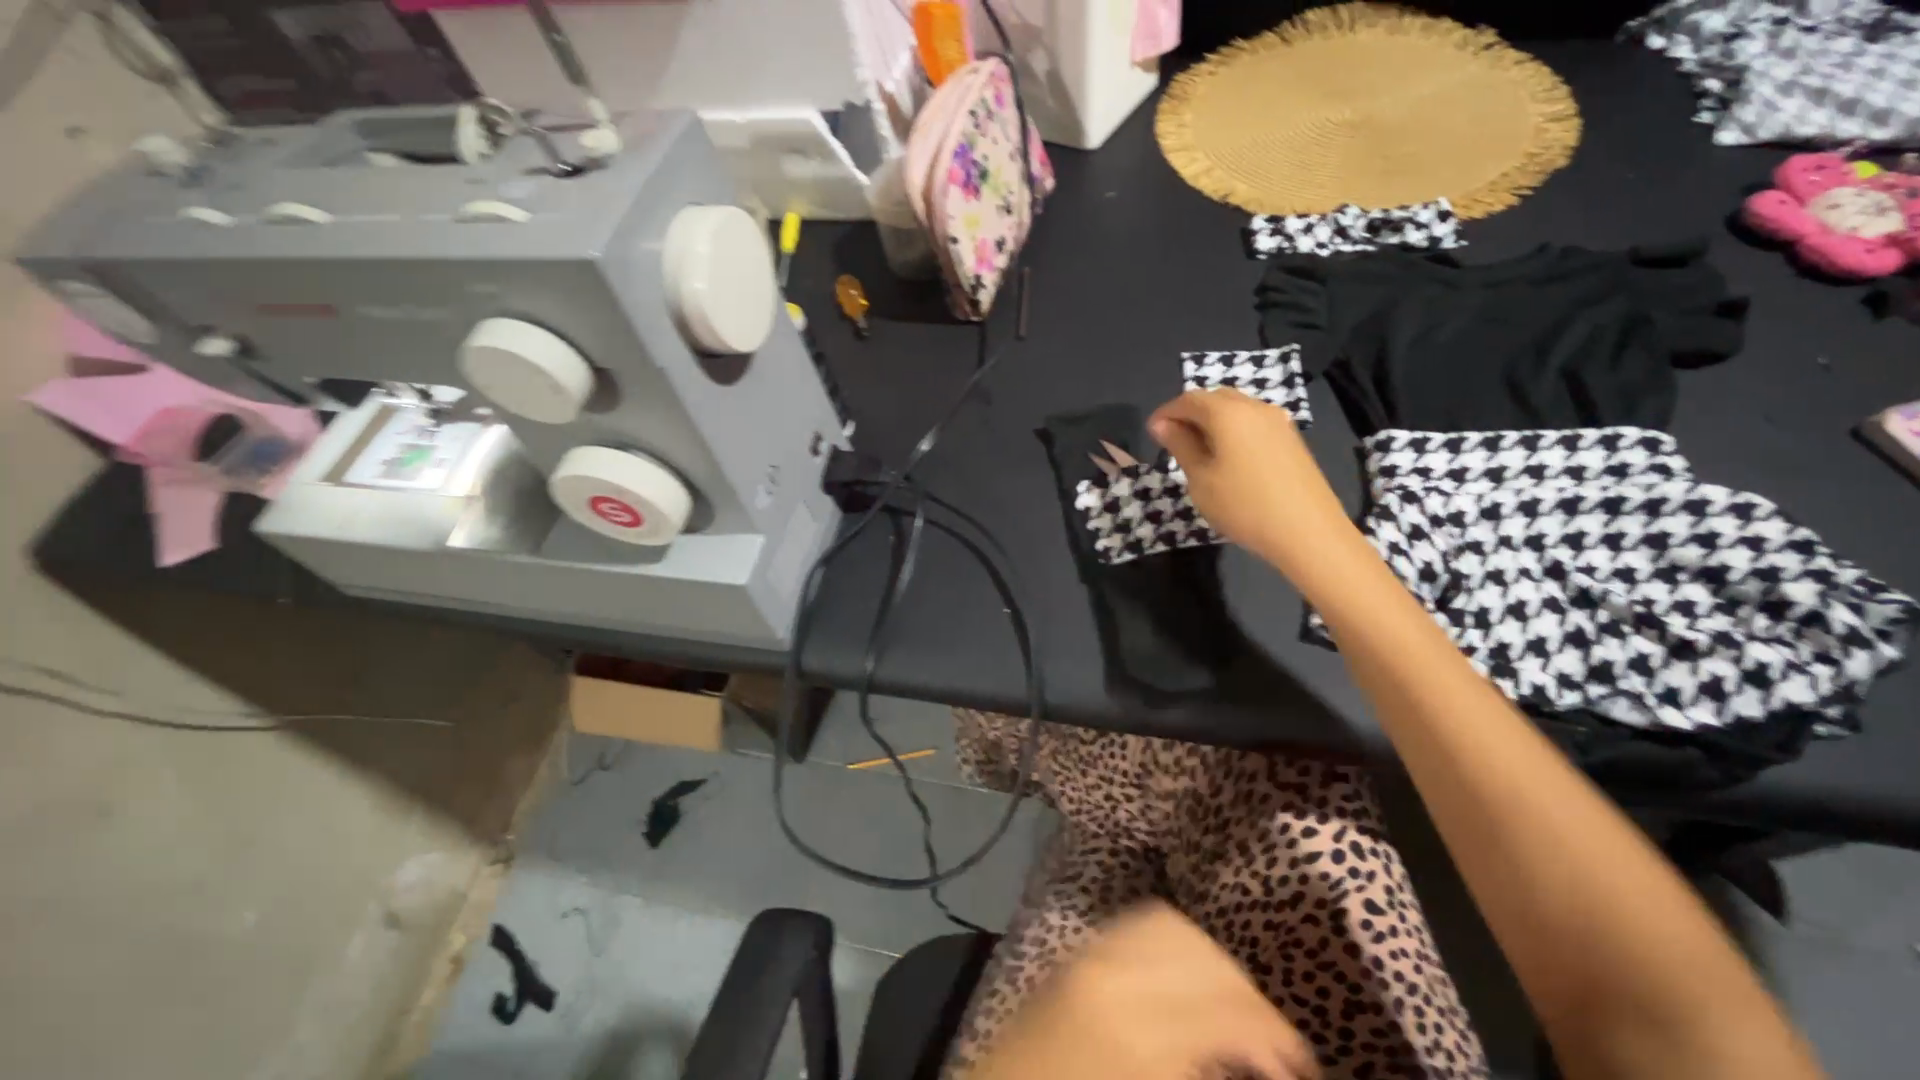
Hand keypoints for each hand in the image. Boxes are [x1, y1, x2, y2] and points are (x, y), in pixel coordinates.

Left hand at [972, 902, 1318, 1079]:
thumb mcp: (1155, 1079)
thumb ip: (1210, 1056)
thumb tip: (1256, 1053)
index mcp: (1139, 1027)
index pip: (1234, 1007)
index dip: (1279, 1035)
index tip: (1301, 1063)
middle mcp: (1113, 970)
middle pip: (1206, 956)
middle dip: (1249, 995)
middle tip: (1271, 1041)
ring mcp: (1086, 953)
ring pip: (1172, 927)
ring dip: (1212, 962)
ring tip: (1232, 1007)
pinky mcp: (1070, 953)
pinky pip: (1136, 925)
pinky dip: (1173, 942)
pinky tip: (1185, 977)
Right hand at [1147, 389, 1361, 587]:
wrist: (1308, 532)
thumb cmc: (1244, 506)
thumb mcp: (1201, 479)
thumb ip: (1181, 446)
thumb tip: (1162, 425)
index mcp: (1228, 412)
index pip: (1189, 399)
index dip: (1166, 413)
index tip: (1152, 433)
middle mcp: (1255, 407)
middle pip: (1215, 398)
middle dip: (1190, 414)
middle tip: (1173, 441)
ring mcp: (1278, 422)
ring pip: (1237, 409)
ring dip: (1213, 423)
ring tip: (1199, 452)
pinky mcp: (1291, 439)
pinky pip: (1253, 423)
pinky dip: (1234, 431)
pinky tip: (1229, 459)